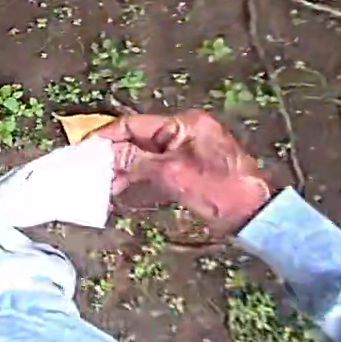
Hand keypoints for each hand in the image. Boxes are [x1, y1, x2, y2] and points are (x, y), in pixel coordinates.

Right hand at [92, 110, 271, 234]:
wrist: (256, 217)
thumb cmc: (218, 190)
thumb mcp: (170, 173)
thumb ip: (134, 161)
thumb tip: (104, 156)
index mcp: (182, 124)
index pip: (133, 124)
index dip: (106, 136)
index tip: (84, 150)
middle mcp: (184, 131)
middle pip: (137, 138)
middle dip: (112, 154)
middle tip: (90, 170)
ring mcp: (187, 149)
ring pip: (143, 154)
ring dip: (122, 167)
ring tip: (102, 184)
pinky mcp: (189, 167)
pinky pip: (154, 166)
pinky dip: (136, 175)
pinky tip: (120, 188)